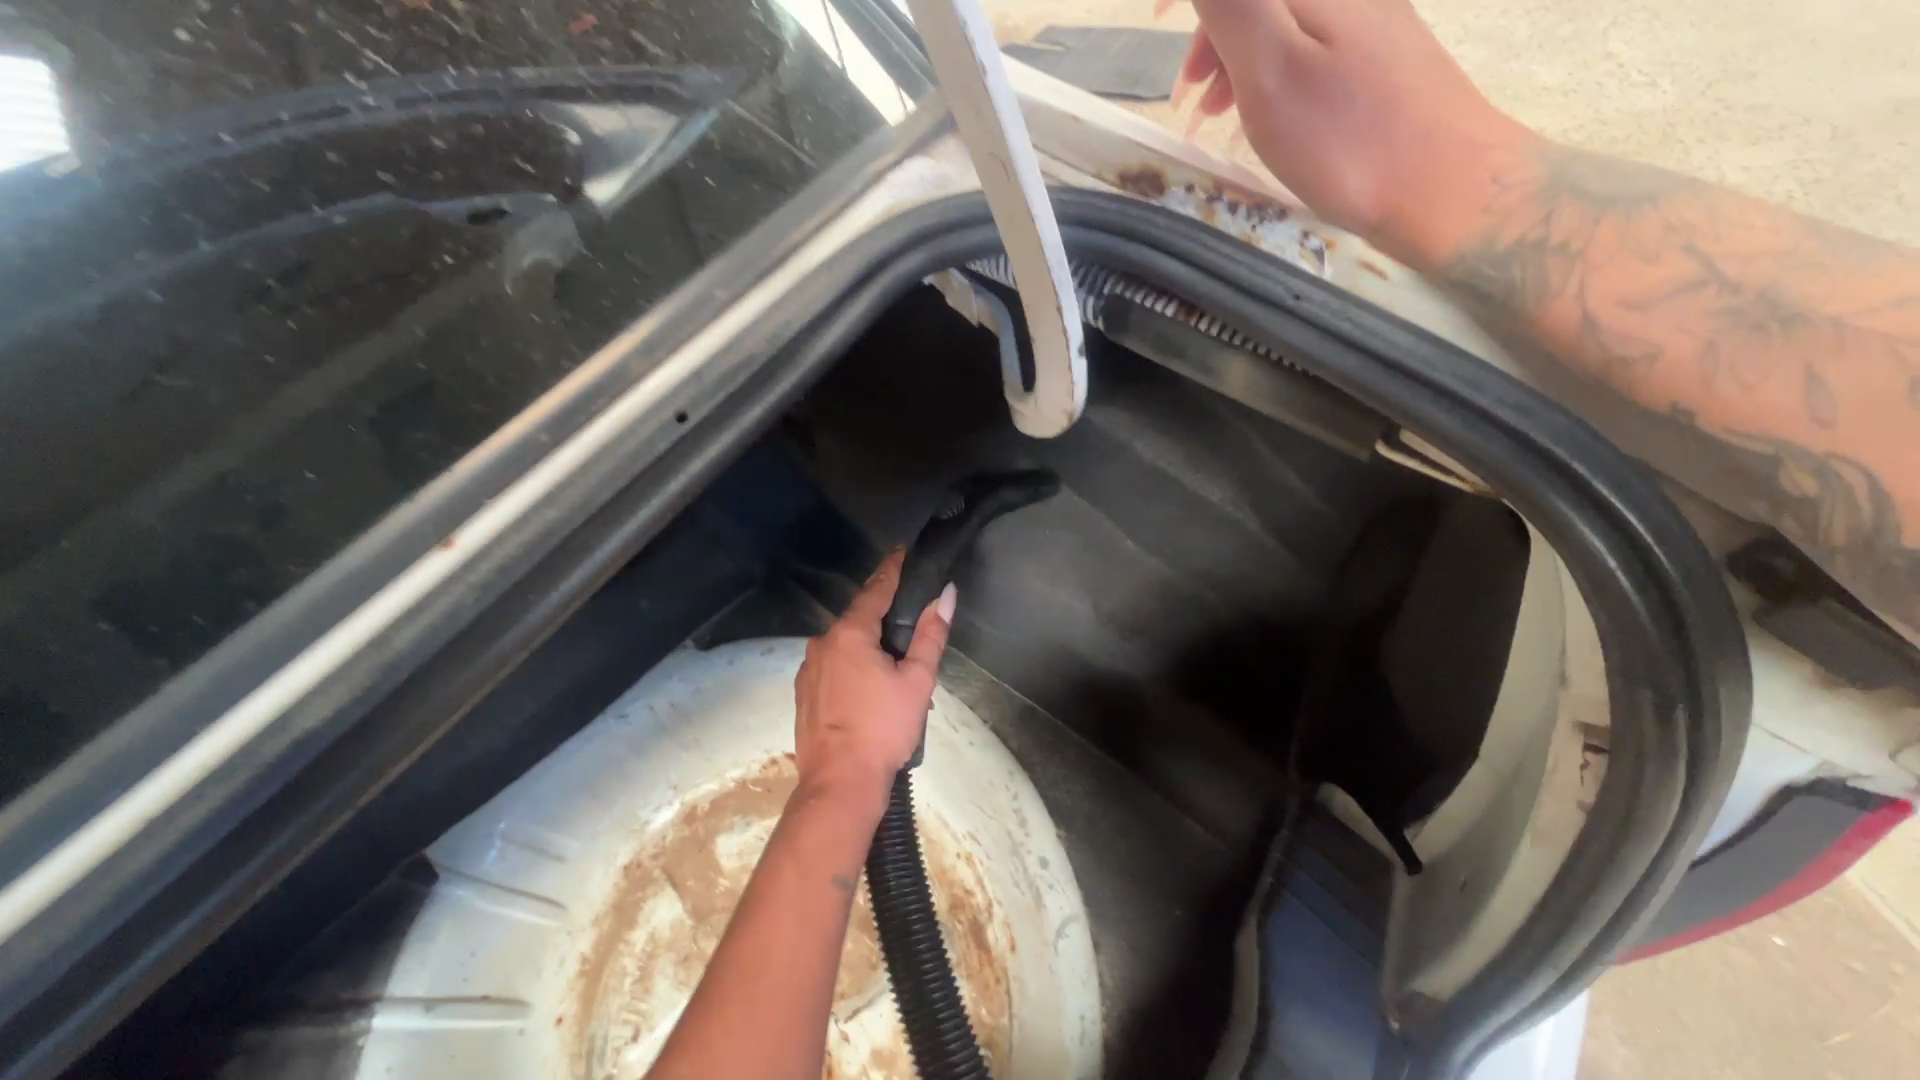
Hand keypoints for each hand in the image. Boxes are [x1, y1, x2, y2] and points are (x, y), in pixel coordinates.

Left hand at [793, 550, 955, 807]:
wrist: (840, 784)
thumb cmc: (883, 729)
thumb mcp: (917, 681)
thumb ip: (931, 635)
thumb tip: (945, 594)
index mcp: (849, 633)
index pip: (876, 588)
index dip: (894, 569)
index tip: (904, 551)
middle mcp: (822, 643)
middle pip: (860, 619)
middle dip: (886, 622)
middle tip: (915, 633)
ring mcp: (808, 669)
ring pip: (846, 647)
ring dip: (870, 651)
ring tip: (898, 676)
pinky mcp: (804, 693)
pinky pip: (834, 668)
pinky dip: (854, 670)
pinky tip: (871, 694)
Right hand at [1167, 0, 1535, 261]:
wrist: (1447, 188)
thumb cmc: (1346, 138)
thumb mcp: (1270, 69)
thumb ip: (1233, 4)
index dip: (1192, 0)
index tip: (1157, 23)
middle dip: (1214, 28)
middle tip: (1187, 88)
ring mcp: (1369, 18)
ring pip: (1284, 19)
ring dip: (1237, 53)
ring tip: (1214, 111)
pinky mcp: (1380, 54)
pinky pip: (1309, 42)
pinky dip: (1272, 67)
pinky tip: (1265, 111)